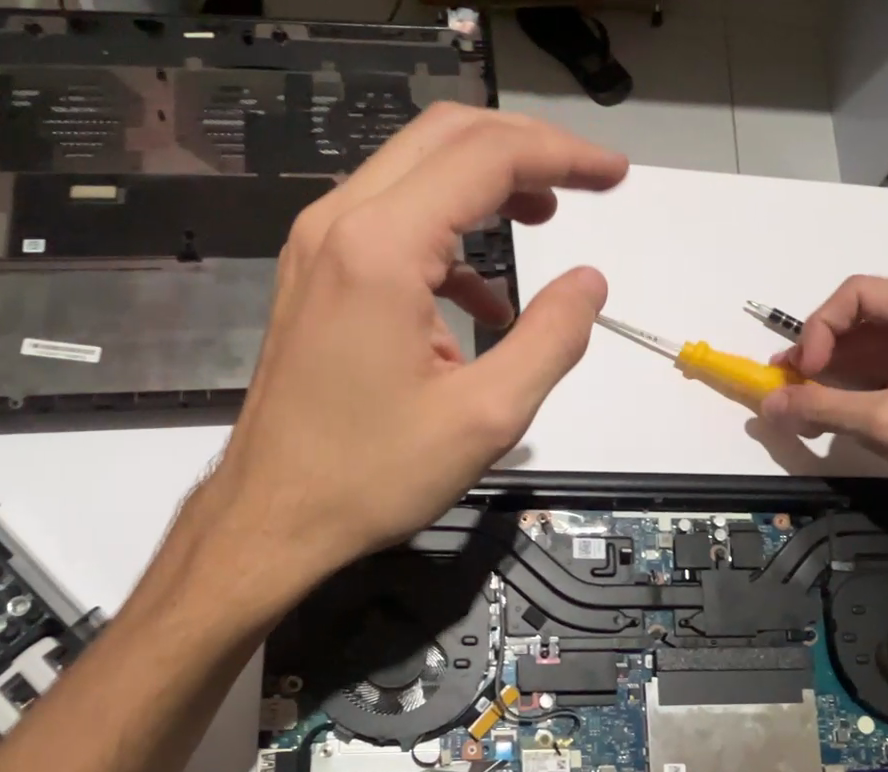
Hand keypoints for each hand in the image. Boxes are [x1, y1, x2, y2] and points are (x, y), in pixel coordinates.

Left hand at [179, 106, 628, 590]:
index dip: (562, 156)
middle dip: (524, 150)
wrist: (271, 517)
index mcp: (381, 247)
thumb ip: (551, 339)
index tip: (615, 175)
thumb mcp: (485, 417)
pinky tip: (480, 305)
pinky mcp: (311, 277)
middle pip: (444, 139)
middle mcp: (339, 224)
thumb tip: (590, 283)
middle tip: (582, 181)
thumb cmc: (372, 476)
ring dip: (483, 188)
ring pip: (413, 174)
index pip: (486, 157)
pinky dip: (444, 242)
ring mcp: (316, 248)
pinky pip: (387, 226)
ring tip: (542, 221)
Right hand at [760, 275, 887, 524]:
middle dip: (819, 352)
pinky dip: (850, 390)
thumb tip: (766, 405)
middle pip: (861, 318)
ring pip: (867, 348)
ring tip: (798, 407)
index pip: (859, 294)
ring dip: (829, 375)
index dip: (820, 328)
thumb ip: (820, 407)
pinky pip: (882, 370)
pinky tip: (826, 415)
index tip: (804, 371)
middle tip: (786, 388)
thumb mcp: (885, 422)